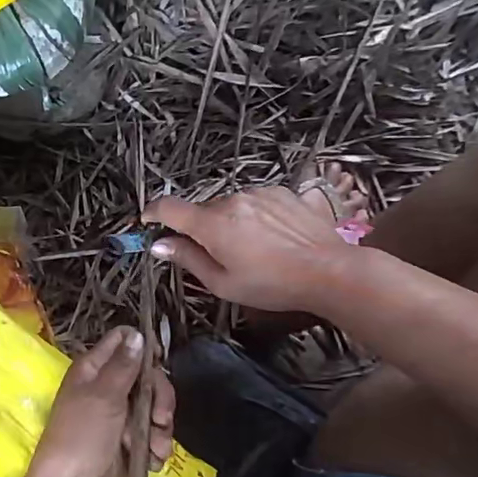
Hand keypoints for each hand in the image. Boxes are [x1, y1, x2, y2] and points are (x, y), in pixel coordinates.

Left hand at [26, 327, 174, 476]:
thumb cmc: (82, 435)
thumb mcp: (103, 396)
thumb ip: (124, 365)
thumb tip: (138, 334)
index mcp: (95, 369)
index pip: (123, 341)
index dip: (143, 346)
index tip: (160, 360)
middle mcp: (109, 387)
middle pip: (148, 376)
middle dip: (160, 396)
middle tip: (161, 416)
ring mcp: (122, 414)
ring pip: (156, 406)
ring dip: (161, 426)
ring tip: (154, 446)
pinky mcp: (132, 440)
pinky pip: (155, 433)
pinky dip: (157, 445)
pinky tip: (151, 458)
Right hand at [143, 189, 349, 312]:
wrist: (330, 271)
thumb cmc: (272, 284)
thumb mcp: (223, 283)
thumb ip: (188, 259)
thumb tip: (159, 244)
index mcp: (212, 224)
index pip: (169, 208)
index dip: (153, 212)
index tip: (147, 221)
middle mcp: (232, 200)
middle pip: (202, 210)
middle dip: (200, 229)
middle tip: (217, 256)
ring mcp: (258, 192)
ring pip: (229, 206)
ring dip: (229, 222)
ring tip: (252, 250)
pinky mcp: (281, 192)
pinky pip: (254, 201)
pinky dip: (253, 216)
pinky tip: (271, 238)